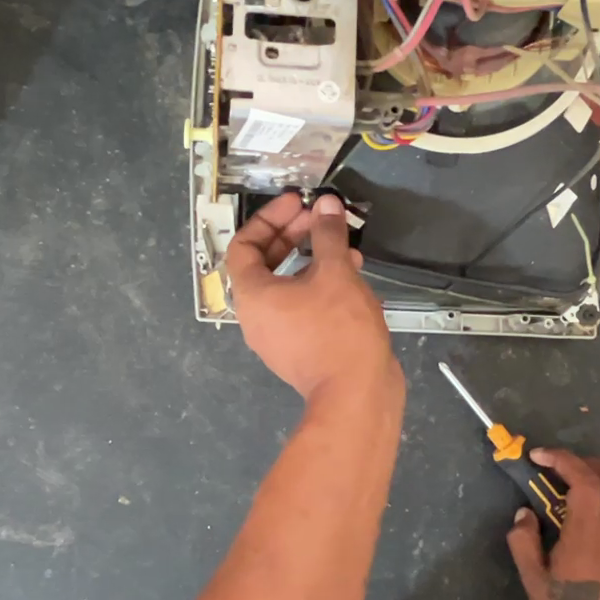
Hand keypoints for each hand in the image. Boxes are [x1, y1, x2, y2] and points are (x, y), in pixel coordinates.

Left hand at [224, 193, 397, 401]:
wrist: (356, 395)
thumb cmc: (338, 330)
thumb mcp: (335, 273)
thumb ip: (328, 235)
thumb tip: (326, 204)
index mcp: (252, 296)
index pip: (244, 245)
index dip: (269, 218)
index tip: (297, 204)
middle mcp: (255, 317)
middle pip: (264, 264)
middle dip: (292, 235)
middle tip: (320, 218)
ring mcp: (276, 337)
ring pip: (286, 286)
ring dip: (311, 260)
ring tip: (345, 247)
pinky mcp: (299, 351)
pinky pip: (300, 308)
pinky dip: (318, 287)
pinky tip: (351, 279)